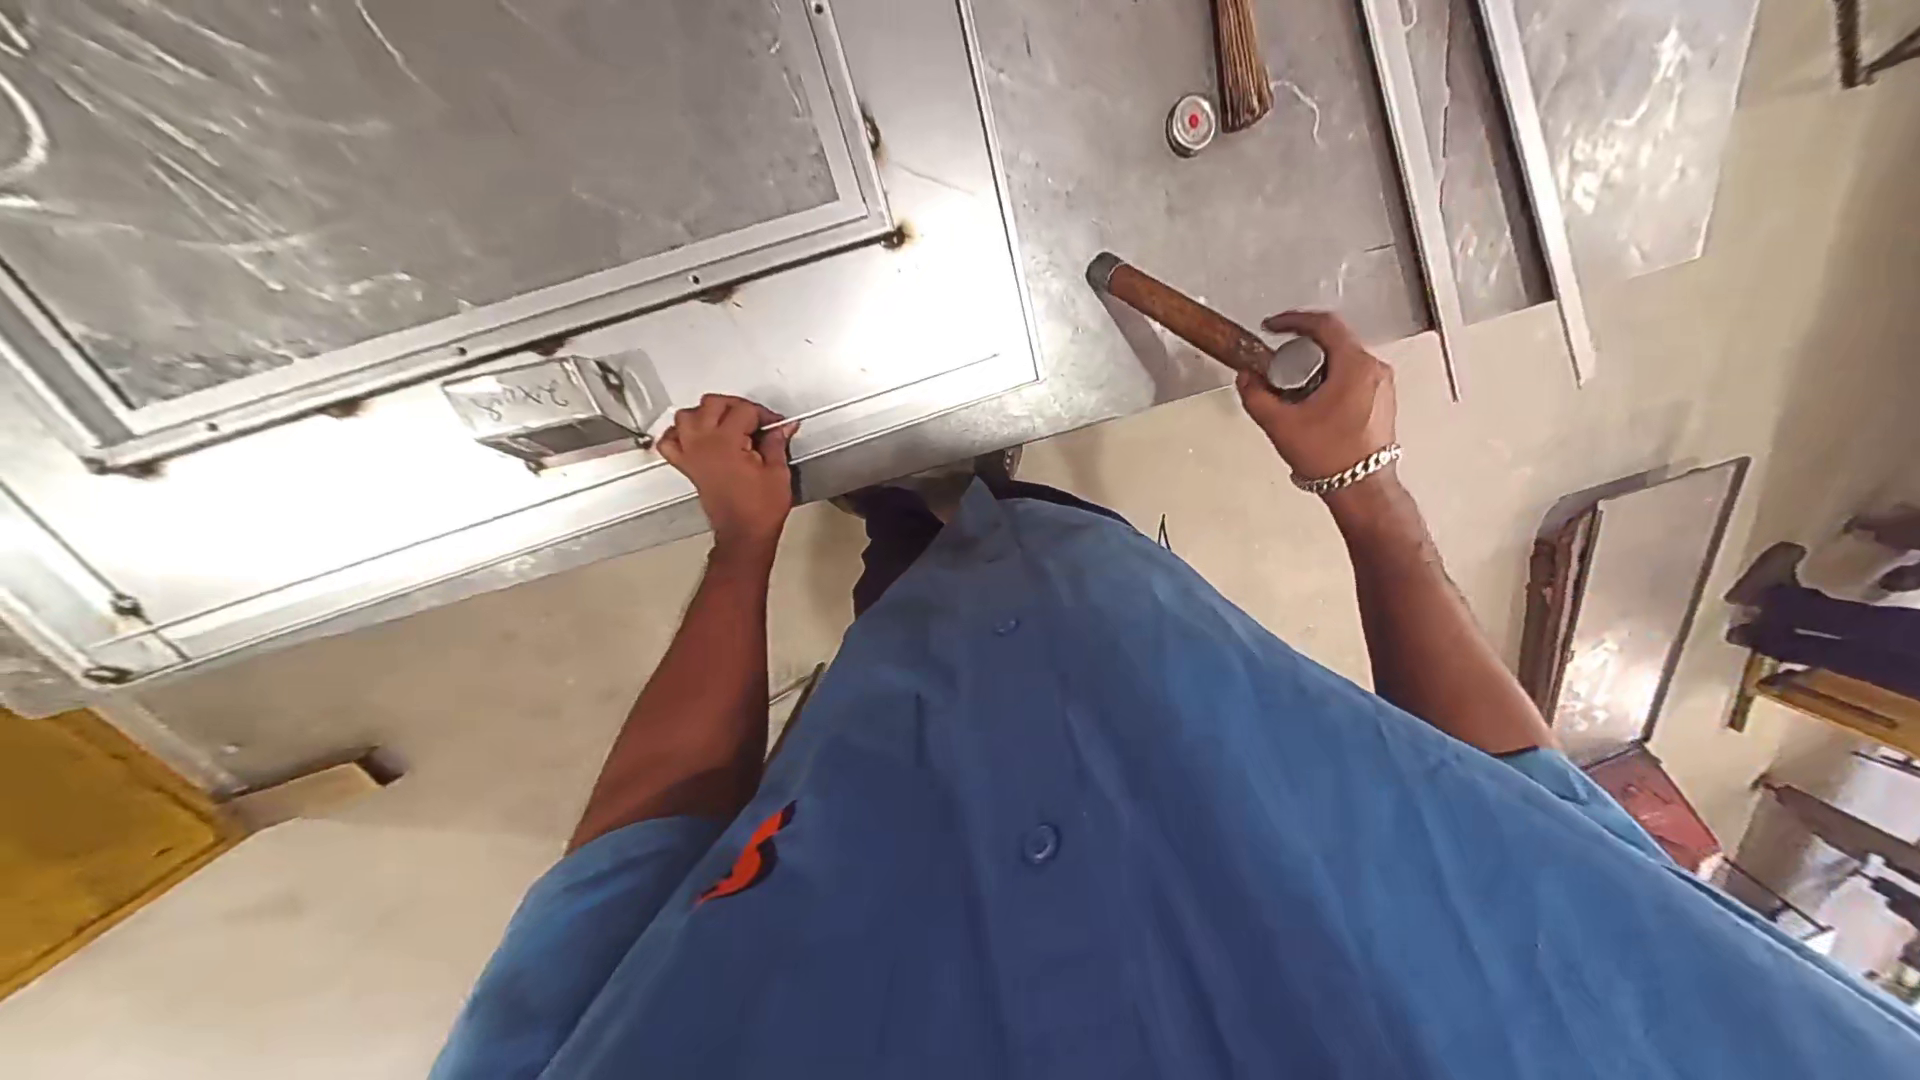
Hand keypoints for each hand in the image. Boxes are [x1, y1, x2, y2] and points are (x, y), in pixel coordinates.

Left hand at [657, 394, 796, 558]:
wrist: (744, 534)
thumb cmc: (759, 510)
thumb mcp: (777, 471)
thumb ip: (777, 442)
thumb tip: (782, 427)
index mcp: (726, 442)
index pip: (744, 410)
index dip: (763, 414)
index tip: (775, 423)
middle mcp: (703, 444)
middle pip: (713, 403)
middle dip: (737, 406)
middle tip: (755, 419)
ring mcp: (691, 454)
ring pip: (687, 416)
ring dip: (706, 413)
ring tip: (727, 422)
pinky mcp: (687, 467)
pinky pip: (670, 442)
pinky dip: (678, 434)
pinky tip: (695, 435)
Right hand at [1235, 310, 1395, 484]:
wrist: (1361, 487)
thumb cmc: (1331, 457)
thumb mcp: (1280, 424)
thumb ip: (1255, 396)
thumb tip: (1246, 379)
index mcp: (1355, 367)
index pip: (1324, 324)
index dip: (1293, 320)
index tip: (1274, 325)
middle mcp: (1374, 370)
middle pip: (1333, 342)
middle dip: (1300, 350)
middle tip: (1278, 367)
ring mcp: (1380, 385)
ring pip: (1342, 360)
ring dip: (1314, 368)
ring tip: (1292, 393)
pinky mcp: (1380, 400)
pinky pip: (1351, 377)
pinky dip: (1328, 381)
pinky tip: (1310, 405)